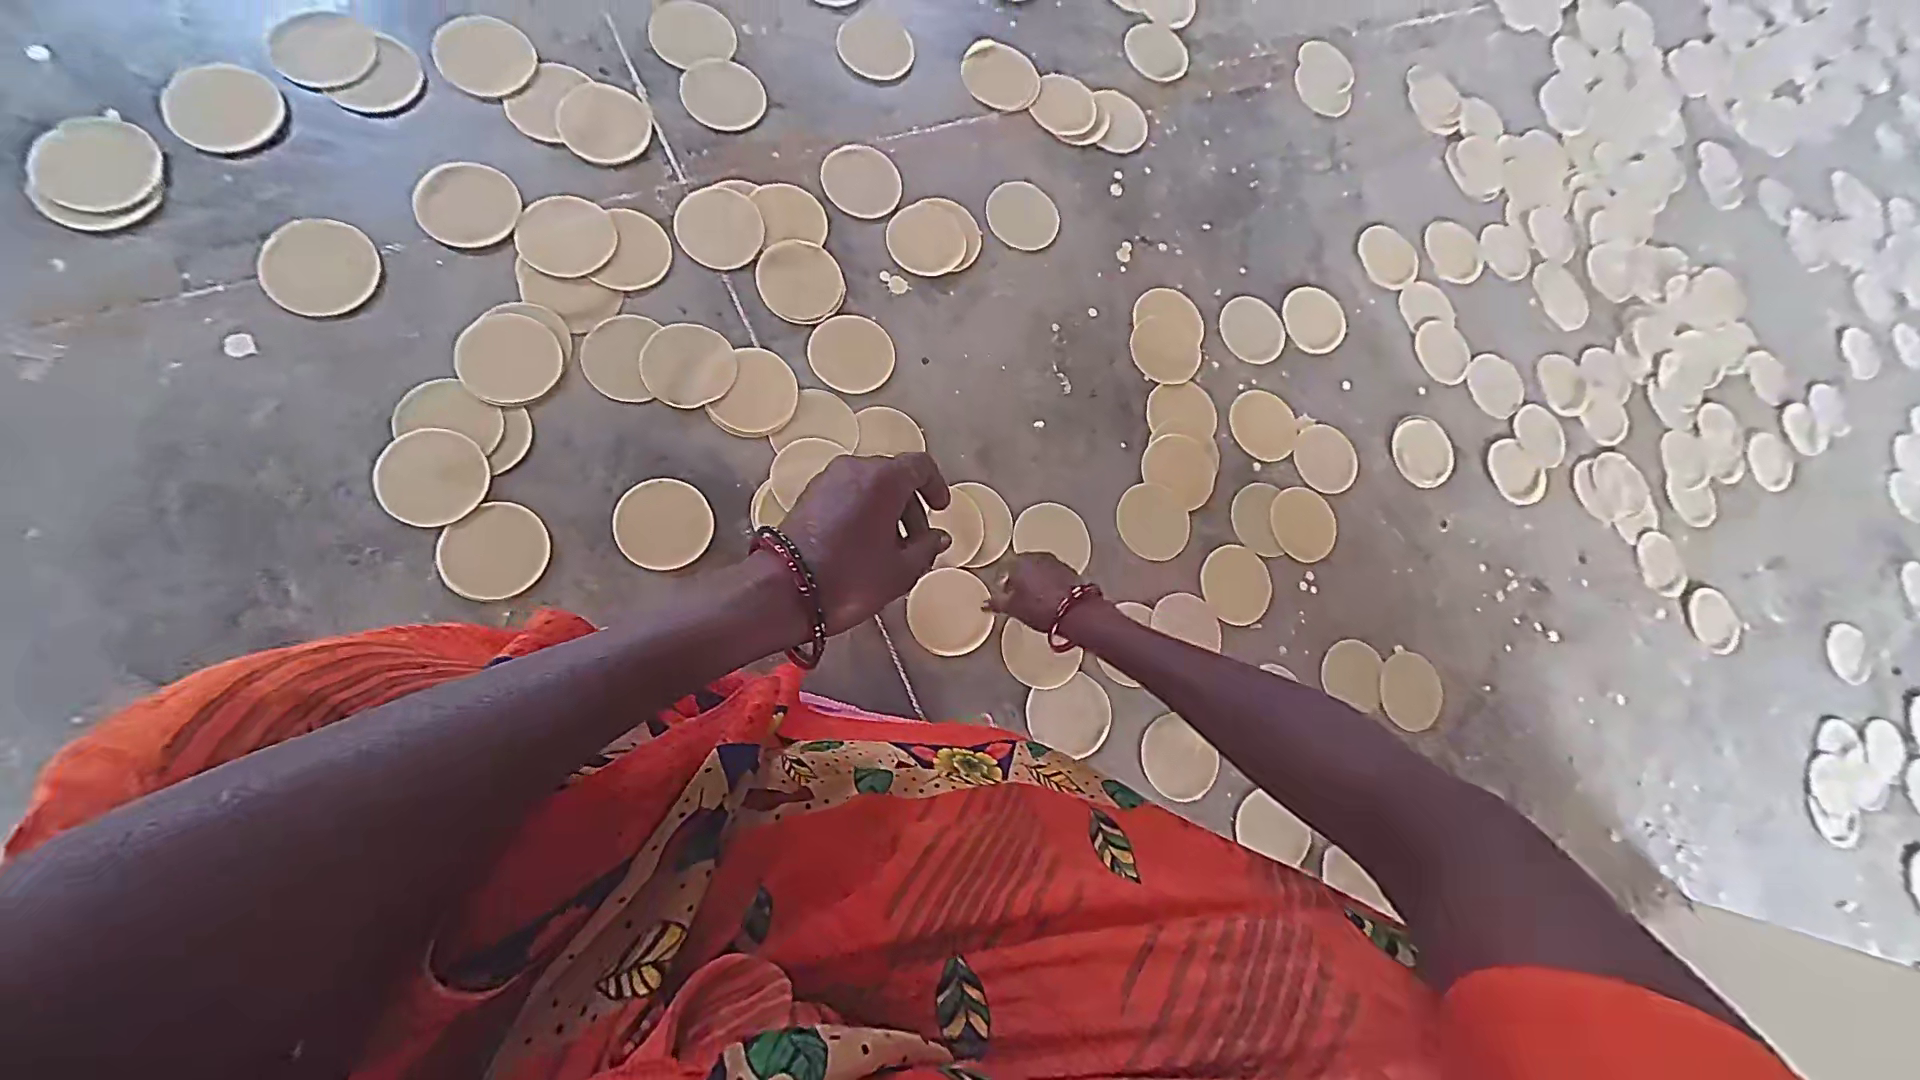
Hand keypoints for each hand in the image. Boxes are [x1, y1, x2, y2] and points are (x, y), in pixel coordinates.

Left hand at [778, 452, 951, 634]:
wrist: (783, 591)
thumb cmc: (850, 578)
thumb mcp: (901, 570)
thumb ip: (926, 548)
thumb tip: (937, 538)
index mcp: (883, 479)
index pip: (920, 465)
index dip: (936, 486)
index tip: (940, 510)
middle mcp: (854, 469)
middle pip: (894, 476)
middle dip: (911, 506)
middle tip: (917, 542)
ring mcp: (827, 481)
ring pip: (869, 486)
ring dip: (886, 510)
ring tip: (891, 549)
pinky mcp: (808, 496)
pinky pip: (847, 494)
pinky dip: (863, 511)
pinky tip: (863, 546)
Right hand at [986, 552, 1090, 630]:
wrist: (1075, 612)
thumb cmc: (1039, 608)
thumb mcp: (1013, 609)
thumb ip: (996, 603)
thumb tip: (984, 604)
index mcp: (1018, 562)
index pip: (1003, 569)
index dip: (1000, 583)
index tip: (1002, 595)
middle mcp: (1036, 556)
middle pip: (1021, 566)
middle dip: (1017, 580)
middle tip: (1016, 597)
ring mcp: (1055, 561)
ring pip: (1037, 568)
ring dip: (1033, 580)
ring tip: (1033, 599)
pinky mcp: (1069, 570)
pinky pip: (1052, 574)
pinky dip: (1048, 582)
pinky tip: (1048, 597)